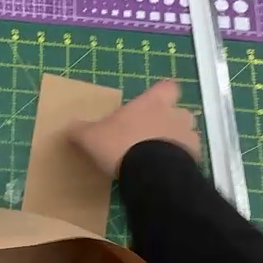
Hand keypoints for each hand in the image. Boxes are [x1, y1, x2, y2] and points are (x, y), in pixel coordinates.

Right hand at [70, 80, 201, 177]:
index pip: (168, 88)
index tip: (153, 103)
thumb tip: (67, 128)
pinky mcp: (195, 160)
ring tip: (161, 156)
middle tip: (152, 134)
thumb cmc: (121, 145)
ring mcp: (188, 137)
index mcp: (152, 103)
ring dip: (178, 142)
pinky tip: (166, 172)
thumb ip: (80, 131)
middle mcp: (174, 115)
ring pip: (188, 135)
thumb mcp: (91, 137)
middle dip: (171, 121)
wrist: (151, 174)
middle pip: (181, 112)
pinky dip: (181, 163)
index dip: (163, 94)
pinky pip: (190, 158)